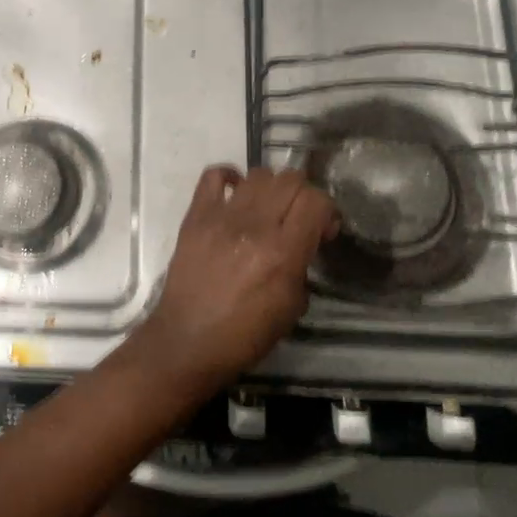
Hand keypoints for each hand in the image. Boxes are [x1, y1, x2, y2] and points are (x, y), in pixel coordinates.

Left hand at [130, 166, 338, 391]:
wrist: (188, 341)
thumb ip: (302, 267)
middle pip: (290, 180)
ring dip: (272, 187)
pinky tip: (237, 195)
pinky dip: (230, 177)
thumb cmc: (245, 335)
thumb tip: (304, 243)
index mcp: (282, 253)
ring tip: (269, 209)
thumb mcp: (291, 308)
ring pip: (258, 174)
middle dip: (304, 195)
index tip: (323, 231)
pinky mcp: (195, 216)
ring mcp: (221, 217)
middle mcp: (253, 226)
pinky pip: (213, 176)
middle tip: (299, 218)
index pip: (315, 201)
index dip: (327, 212)